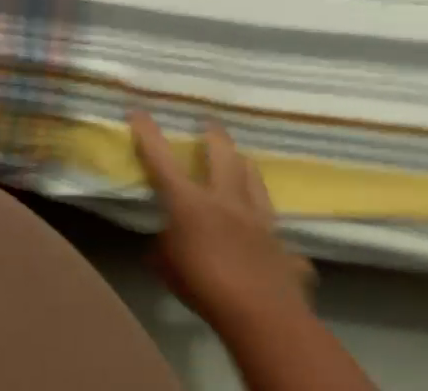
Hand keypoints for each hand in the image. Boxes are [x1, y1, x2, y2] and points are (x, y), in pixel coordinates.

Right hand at [129, 110, 315, 329]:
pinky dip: (273, 237)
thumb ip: (164, 243)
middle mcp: (227, 204)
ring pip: (256, 186)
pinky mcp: (288, 252)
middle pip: (223, 159)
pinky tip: (273, 245)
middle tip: (210, 122)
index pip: (161, 158)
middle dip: (214, 138)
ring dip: (248, 170)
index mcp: (189, 202)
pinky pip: (280, 239)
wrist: (263, 317)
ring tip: (245, 160)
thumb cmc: (201, 284)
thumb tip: (168, 239)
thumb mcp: (164, 262)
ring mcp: (262, 226)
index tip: (138, 110)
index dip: (148, 132)